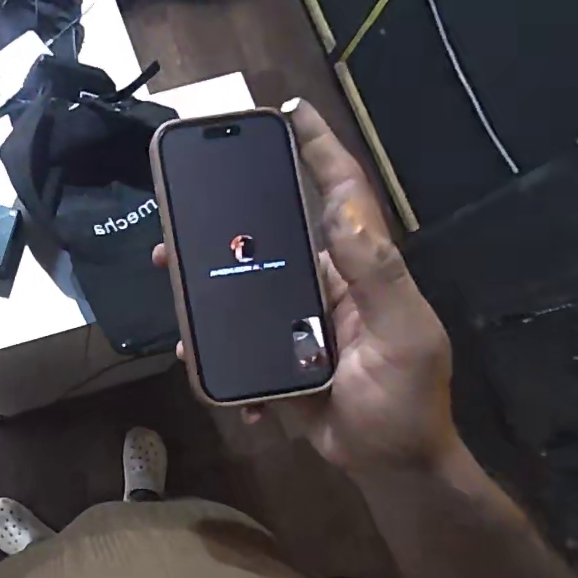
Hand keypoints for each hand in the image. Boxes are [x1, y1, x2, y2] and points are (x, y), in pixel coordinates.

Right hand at [152, 99, 457, 473]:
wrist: (387, 463)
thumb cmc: (408, 401)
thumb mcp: (404, 336)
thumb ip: (376, 276)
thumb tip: (343, 210)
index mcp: (358, 270)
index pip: (341, 196)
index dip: (320, 150)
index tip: (291, 114)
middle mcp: (322, 284)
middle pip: (271, 236)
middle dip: (227, 218)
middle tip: (184, 211)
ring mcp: (293, 319)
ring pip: (240, 284)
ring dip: (203, 279)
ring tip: (169, 270)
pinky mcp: (272, 352)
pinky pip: (232, 336)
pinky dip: (211, 344)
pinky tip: (193, 354)